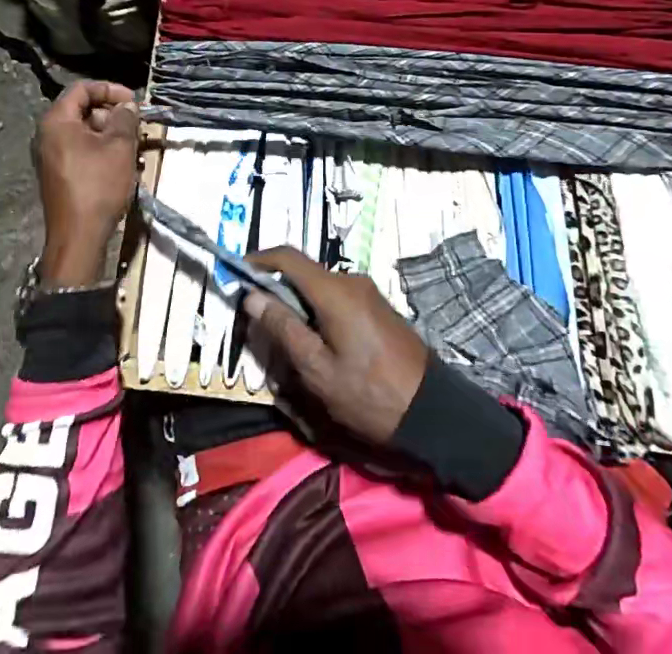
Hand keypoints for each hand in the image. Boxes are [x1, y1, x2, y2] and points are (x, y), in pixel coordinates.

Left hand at [33, 80, 139, 286]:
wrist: (78, 236)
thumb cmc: (98, 186)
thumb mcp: (118, 147)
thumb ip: (125, 118)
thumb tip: (127, 105)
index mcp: (56, 121)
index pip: (82, 89)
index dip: (110, 89)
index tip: (134, 102)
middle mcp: (46, 134)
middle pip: (81, 110)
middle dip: (111, 114)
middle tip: (136, 126)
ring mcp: (49, 156)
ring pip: (82, 132)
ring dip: (109, 134)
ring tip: (133, 147)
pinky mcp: (56, 174)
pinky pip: (79, 151)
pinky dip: (99, 151)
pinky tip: (120, 165)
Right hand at [241, 247, 429, 445]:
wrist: (434, 414)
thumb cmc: (369, 394)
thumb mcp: (316, 368)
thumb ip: (283, 328)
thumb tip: (252, 297)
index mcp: (335, 291)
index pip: (288, 257)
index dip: (259, 260)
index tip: (237, 274)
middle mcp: (352, 282)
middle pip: (303, 272)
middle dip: (276, 290)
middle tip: (259, 321)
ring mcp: (368, 293)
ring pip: (319, 287)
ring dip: (298, 304)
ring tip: (287, 340)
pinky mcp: (378, 308)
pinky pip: (337, 297)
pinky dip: (317, 310)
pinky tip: (316, 342)